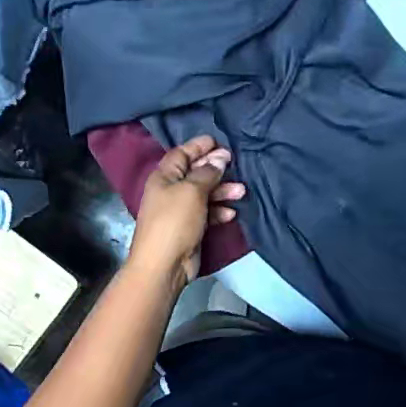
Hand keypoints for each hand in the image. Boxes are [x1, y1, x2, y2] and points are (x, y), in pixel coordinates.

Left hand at [127, 135, 244, 287]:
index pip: (181, 153)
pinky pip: (207, 213)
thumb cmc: (174, 221)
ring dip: (222, 191)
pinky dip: (218, 211)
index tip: (219, 142)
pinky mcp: (190, 228)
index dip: (199, 146)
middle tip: (235, 165)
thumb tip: (220, 157)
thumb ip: (207, 172)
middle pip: (195, 173)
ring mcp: (180, 211)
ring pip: (204, 194)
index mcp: (164, 177)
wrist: (164, 264)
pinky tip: (230, 213)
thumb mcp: (192, 191)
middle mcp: (170, 191)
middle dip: (215, 169)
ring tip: (241, 192)